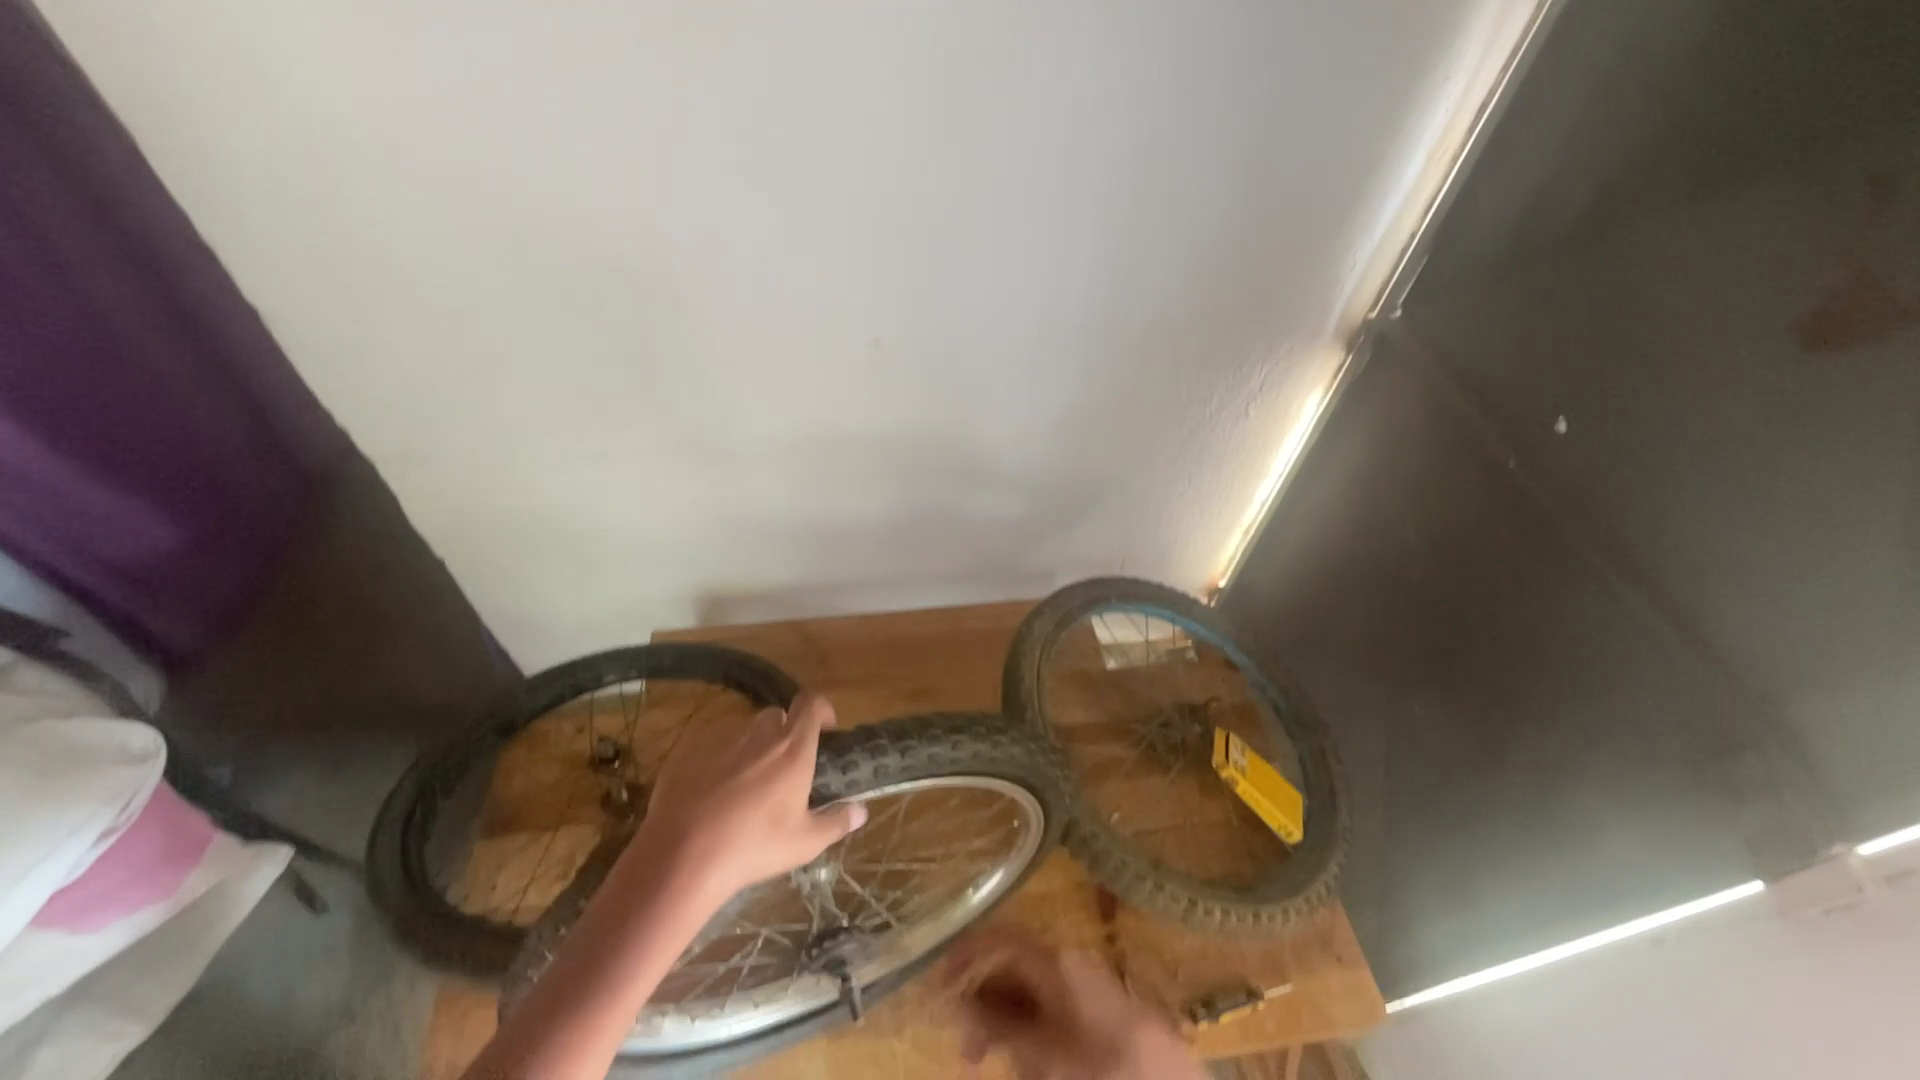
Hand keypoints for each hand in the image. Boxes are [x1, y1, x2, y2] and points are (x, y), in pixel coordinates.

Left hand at [632, 691, 867, 902]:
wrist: (683, 855)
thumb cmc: (755, 846)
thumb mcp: (806, 842)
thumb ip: (837, 821)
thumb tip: (861, 810)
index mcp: (792, 749)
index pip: (811, 703)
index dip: (821, 709)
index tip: (826, 729)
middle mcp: (758, 736)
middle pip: (776, 715)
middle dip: (785, 731)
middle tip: (786, 765)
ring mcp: (720, 742)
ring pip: (743, 733)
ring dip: (753, 748)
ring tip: (750, 785)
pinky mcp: (688, 754)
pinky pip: (711, 749)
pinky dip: (720, 763)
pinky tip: (715, 795)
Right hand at [945, 928, 1203, 1079]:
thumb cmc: (1108, 1069)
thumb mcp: (1047, 1054)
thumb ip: (1000, 1023)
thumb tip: (957, 998)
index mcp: (1063, 963)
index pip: (1003, 938)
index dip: (967, 952)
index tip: (938, 981)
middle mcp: (1077, 967)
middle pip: (1016, 974)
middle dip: (987, 1010)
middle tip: (968, 1054)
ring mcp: (1095, 992)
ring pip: (1036, 1002)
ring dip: (1011, 1034)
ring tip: (1002, 1066)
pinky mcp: (1110, 1019)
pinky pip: (1060, 1020)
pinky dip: (1039, 1042)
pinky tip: (1034, 1068)